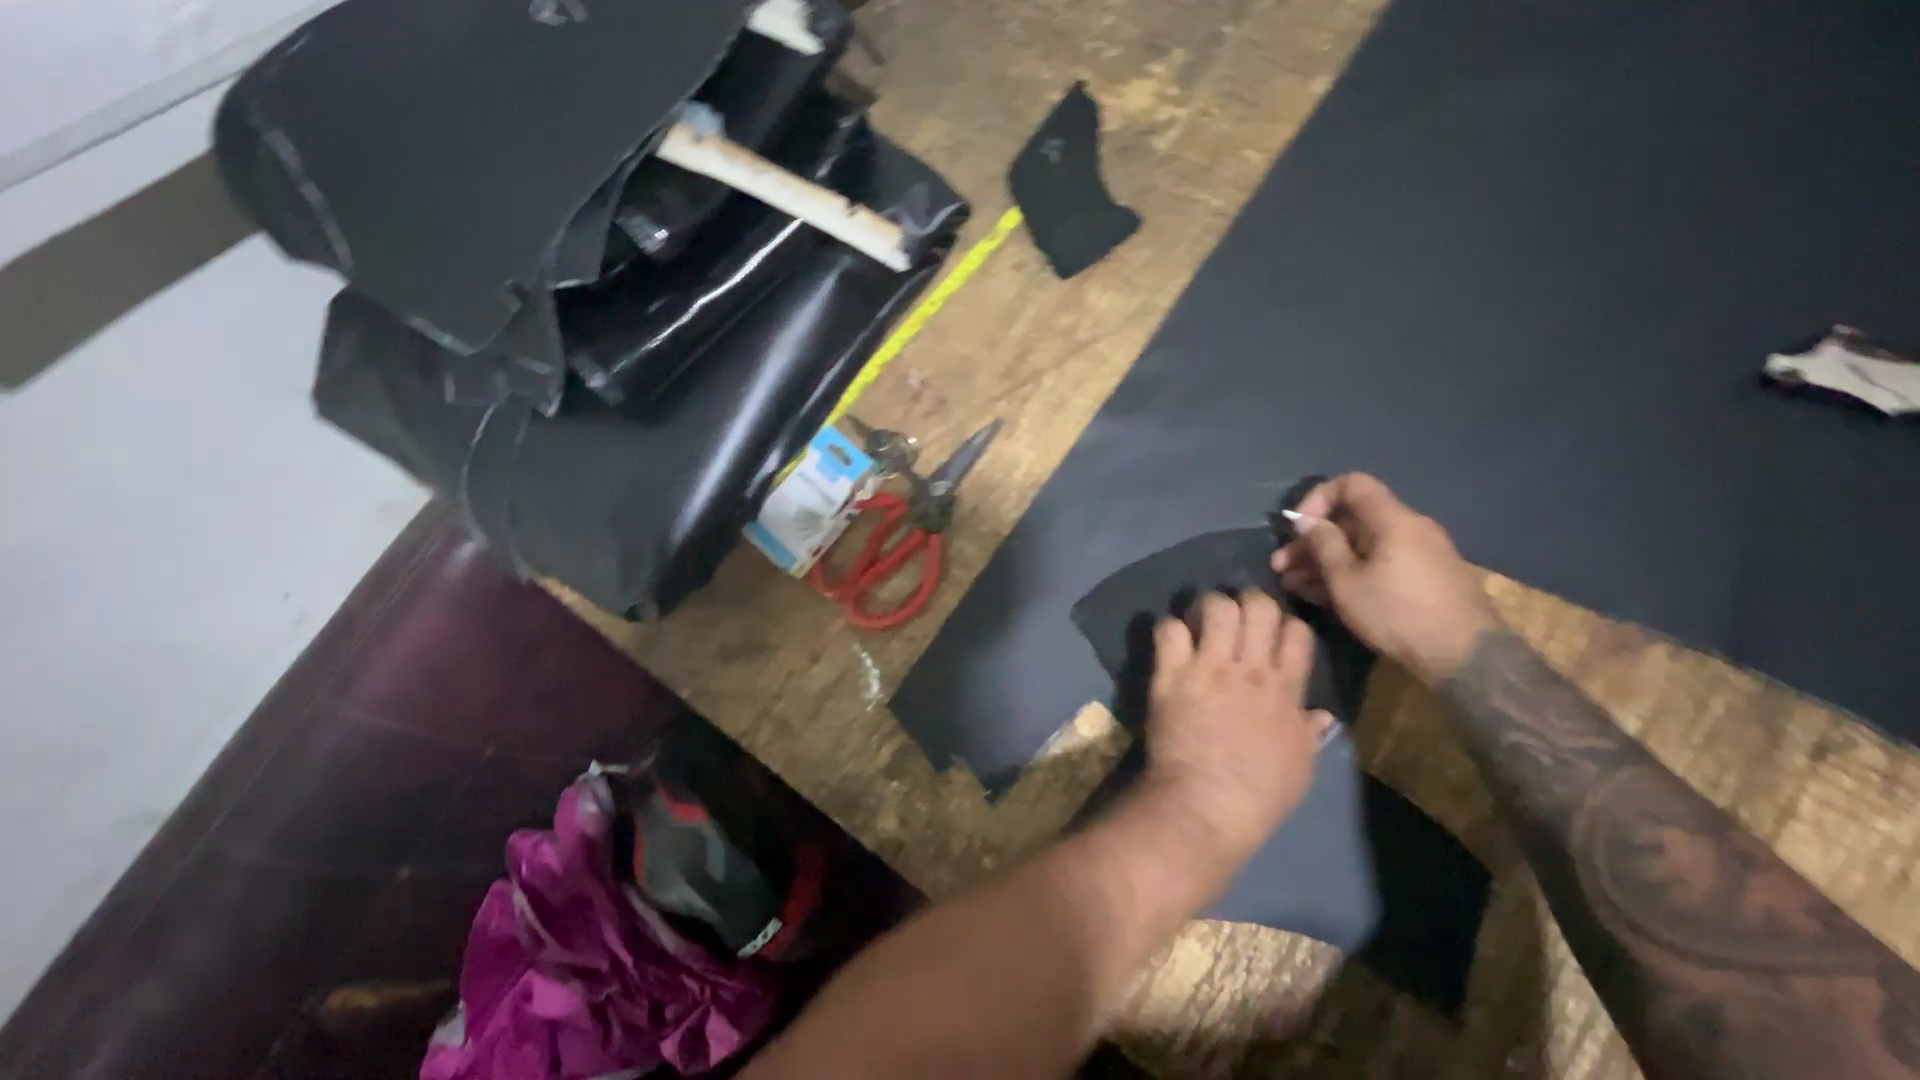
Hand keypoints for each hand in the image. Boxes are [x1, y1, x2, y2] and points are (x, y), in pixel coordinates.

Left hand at [1143, 591, 1332, 860]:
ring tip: (1201, 623)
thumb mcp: (1301, 766)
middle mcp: (1250, 668)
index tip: (1272, 637)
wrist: (1207, 805)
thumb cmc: (1260, 794)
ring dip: (1208, 608)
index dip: (1285, 626)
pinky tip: (1171, 644)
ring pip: (1215, 607)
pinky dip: (1170, 629)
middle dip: (1248, 602)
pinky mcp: (1171, 675)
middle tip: (1236, 618)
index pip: (1297, 630)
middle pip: (1259, 606)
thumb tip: (1321, 715)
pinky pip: (1169, 630)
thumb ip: (1309, 732)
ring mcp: (1209, 668)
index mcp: (1286, 688)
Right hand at [1270, 473, 1499, 683]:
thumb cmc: (1396, 612)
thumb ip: (1322, 545)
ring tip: (1295, 586)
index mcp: (1392, 519)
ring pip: (1363, 547)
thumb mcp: (1346, 580)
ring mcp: (1420, 554)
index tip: (1298, 528)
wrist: (1464, 655)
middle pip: (1353, 521)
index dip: (1317, 498)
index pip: (1351, 484)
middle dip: (1313, 541)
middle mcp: (1410, 528)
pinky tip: (1325, 597)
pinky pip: (1380, 564)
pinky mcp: (1425, 579)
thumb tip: (1306, 521)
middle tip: (1282, 567)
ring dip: (1327, 562)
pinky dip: (1352, 574)